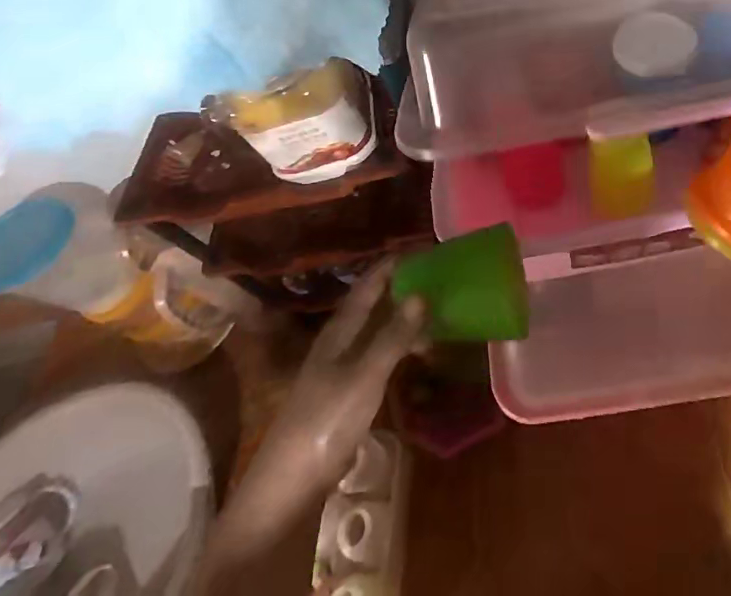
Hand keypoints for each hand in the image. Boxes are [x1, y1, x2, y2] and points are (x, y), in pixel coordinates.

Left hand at [264, 262, 426, 489]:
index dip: (391, 265)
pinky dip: (401, 346)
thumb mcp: (365, 376)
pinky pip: (380, 355)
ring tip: (438, 312)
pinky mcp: (349, 393)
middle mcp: (340, 342)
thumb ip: (393, 335)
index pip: (368, 285)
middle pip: (373, 304)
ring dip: (405, 317)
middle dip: (402, 287)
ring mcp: (343, 368)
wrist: (291, 482)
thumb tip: (420, 293)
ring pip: (378, 330)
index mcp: (339, 331)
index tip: (422, 248)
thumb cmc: (327, 421)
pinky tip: (419, 352)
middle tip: (439, 276)